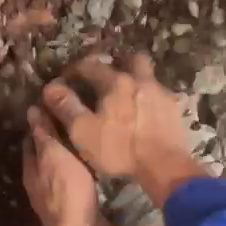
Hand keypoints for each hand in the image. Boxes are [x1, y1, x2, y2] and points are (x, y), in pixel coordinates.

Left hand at [23, 106, 115, 225]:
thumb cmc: (66, 190)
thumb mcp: (54, 156)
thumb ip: (45, 135)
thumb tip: (31, 110)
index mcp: (31, 169)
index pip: (31, 140)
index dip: (39, 124)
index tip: (53, 108)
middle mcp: (40, 183)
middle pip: (45, 156)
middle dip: (56, 140)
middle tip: (74, 120)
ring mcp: (57, 197)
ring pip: (61, 170)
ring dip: (70, 157)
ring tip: (87, 139)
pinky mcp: (74, 207)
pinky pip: (76, 182)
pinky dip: (82, 171)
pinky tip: (95, 165)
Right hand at [40, 55, 207, 205]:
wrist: (164, 166)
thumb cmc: (119, 148)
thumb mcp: (83, 131)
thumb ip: (65, 106)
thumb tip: (51, 87)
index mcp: (116, 82)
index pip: (90, 65)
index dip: (75, 70)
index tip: (66, 80)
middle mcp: (140, 80)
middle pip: (130, 59)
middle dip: (116, 65)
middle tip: (105, 81)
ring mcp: (161, 94)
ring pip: (147, 77)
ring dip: (136, 81)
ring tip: (126, 98)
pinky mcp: (174, 110)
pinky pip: (159, 96)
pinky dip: (148, 100)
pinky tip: (143, 115)